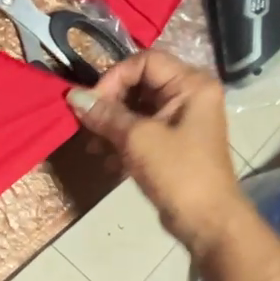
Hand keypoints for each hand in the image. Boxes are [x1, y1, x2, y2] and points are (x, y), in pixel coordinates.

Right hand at [66, 50, 255, 257]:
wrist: (205, 218)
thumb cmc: (178, 173)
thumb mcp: (138, 140)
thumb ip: (106, 116)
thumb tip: (73, 97)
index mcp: (191, 84)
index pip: (144, 61)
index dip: (113, 79)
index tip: (91, 106)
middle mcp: (189, 96)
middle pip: (139, 85)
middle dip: (109, 105)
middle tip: (88, 128)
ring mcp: (181, 121)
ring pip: (137, 111)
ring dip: (111, 127)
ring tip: (94, 148)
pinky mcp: (172, 145)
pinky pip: (141, 133)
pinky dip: (121, 143)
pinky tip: (108, 162)